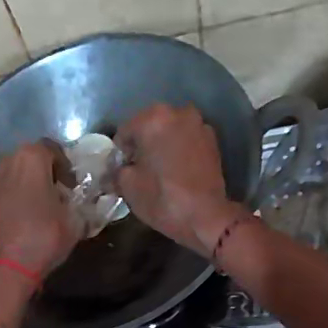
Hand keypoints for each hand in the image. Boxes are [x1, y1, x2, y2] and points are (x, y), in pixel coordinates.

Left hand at [0, 140, 80, 287]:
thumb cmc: (43, 237)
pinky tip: (31, 218)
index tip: (75, 185)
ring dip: (33, 186)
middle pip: (34, 160)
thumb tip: (87, 204)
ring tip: (47, 208)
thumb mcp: (75, 221)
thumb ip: (82, 206)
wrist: (6, 268)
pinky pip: (9, 192)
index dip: (68, 167)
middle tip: (62, 194)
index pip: (55, 150)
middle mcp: (8, 162)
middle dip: (48, 174)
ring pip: (19, 176)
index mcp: (31, 156)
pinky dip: (20, 199)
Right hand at [117, 104, 248, 256]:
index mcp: (153, 119)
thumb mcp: (128, 187)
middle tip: (137, 170)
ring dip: (160, 147)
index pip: (124, 132)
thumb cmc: (161, 198)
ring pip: (169, 132)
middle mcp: (177, 112)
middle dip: (141, 146)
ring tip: (157, 171)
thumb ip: (117, 171)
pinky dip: (177, 151)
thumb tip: (115, 170)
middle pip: (149, 127)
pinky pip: (186, 140)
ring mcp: (198, 124)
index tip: (119, 171)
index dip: (118, 153)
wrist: (203, 215)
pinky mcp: (211, 139)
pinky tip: (175, 171)